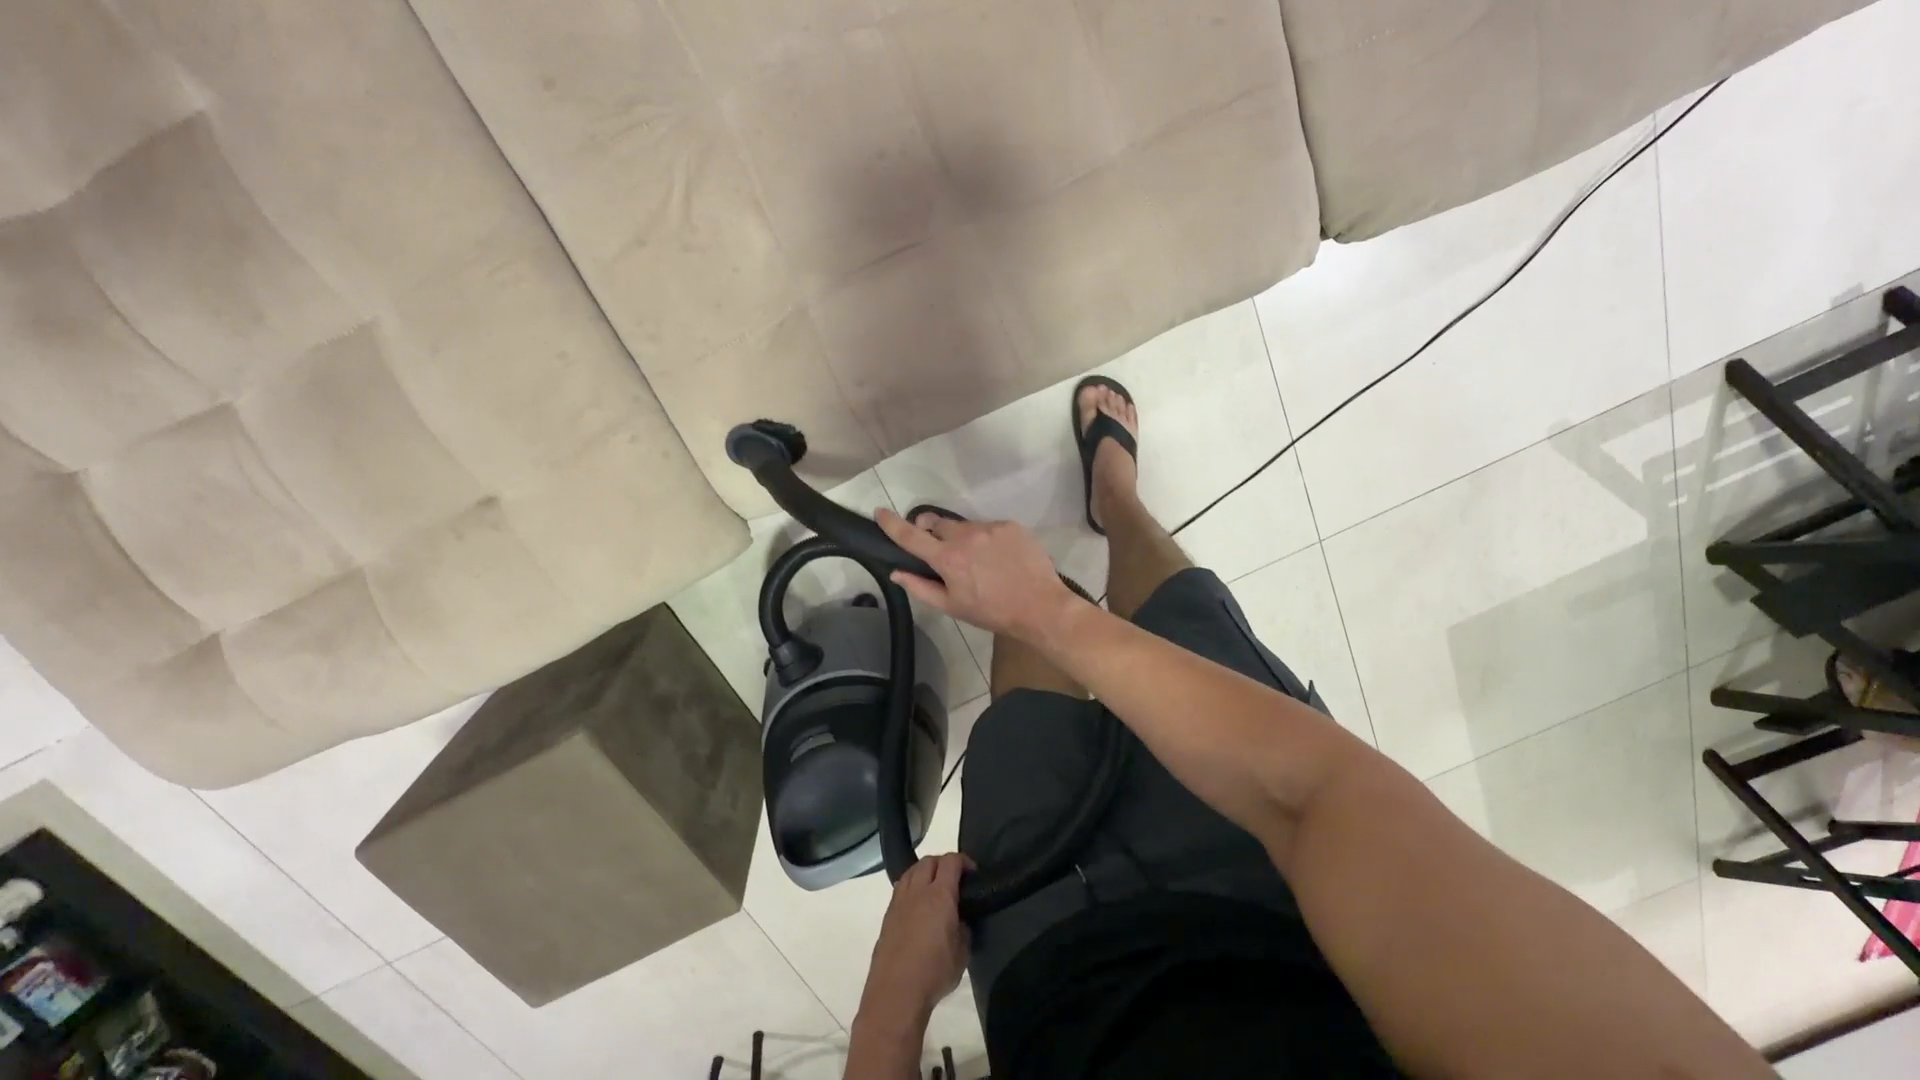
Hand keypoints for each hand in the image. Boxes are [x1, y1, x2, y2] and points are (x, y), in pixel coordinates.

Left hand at [863, 853, 972, 1017]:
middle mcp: (917, 892)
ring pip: (911, 871)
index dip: (964, 861)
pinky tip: (919, 905)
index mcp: (939, 896)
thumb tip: (960, 920)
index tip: (973, 873)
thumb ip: (964, 928)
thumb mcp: (962, 952)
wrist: (896, 992)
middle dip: (943, 863)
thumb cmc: (934, 972)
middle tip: (955, 879)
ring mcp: (899, 902)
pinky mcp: (887, 916)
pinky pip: (901, 888)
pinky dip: (912, 886)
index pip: (951, 862)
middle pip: (928, 861)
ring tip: (935, 888)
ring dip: (925, 872)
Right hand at [875, 508, 1082, 641]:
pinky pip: (989, 527)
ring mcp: (990, 528)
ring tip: (977, 561)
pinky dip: (986, 539)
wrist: (1040, 606)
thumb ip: (920, 588)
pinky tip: (998, 558)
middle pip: (936, 523)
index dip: (892, 523)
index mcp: (947, 558)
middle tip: (939, 550)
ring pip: (964, 525)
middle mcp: (966, 536)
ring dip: (962, 537)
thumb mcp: (952, 606)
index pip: (911, 536)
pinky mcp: (1010, 526)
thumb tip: (897, 572)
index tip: (880, 512)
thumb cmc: (992, 612)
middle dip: (930, 531)